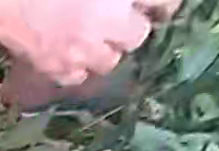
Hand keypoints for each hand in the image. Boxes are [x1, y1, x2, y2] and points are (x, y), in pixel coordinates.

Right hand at [0, 0, 177, 85]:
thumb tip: (134, 2)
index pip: (161, 2)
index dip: (163, 4)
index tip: (162, 6)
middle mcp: (107, 25)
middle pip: (136, 37)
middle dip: (131, 28)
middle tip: (123, 21)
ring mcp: (80, 51)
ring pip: (108, 61)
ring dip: (107, 50)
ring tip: (97, 40)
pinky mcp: (55, 68)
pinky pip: (76, 76)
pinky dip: (79, 68)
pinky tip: (73, 55)